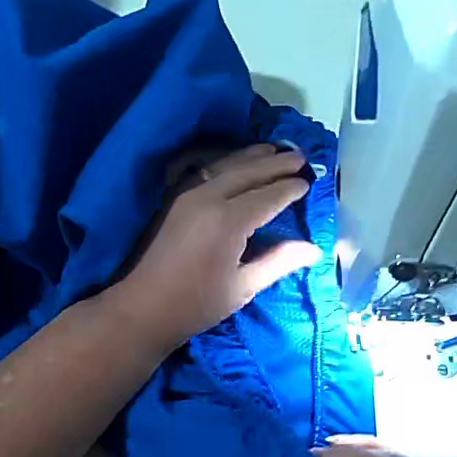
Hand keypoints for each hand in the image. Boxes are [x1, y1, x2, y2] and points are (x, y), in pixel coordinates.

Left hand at [102, 144, 321, 350]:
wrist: (143, 307)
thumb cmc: (196, 304)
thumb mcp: (242, 287)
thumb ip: (278, 262)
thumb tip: (313, 248)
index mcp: (229, 221)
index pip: (268, 195)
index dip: (290, 188)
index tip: (309, 182)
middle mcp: (208, 198)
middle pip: (248, 171)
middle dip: (275, 163)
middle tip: (300, 156)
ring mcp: (187, 196)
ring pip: (225, 166)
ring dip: (251, 156)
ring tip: (274, 149)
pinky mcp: (174, 200)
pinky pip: (206, 171)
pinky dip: (228, 163)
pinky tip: (237, 163)